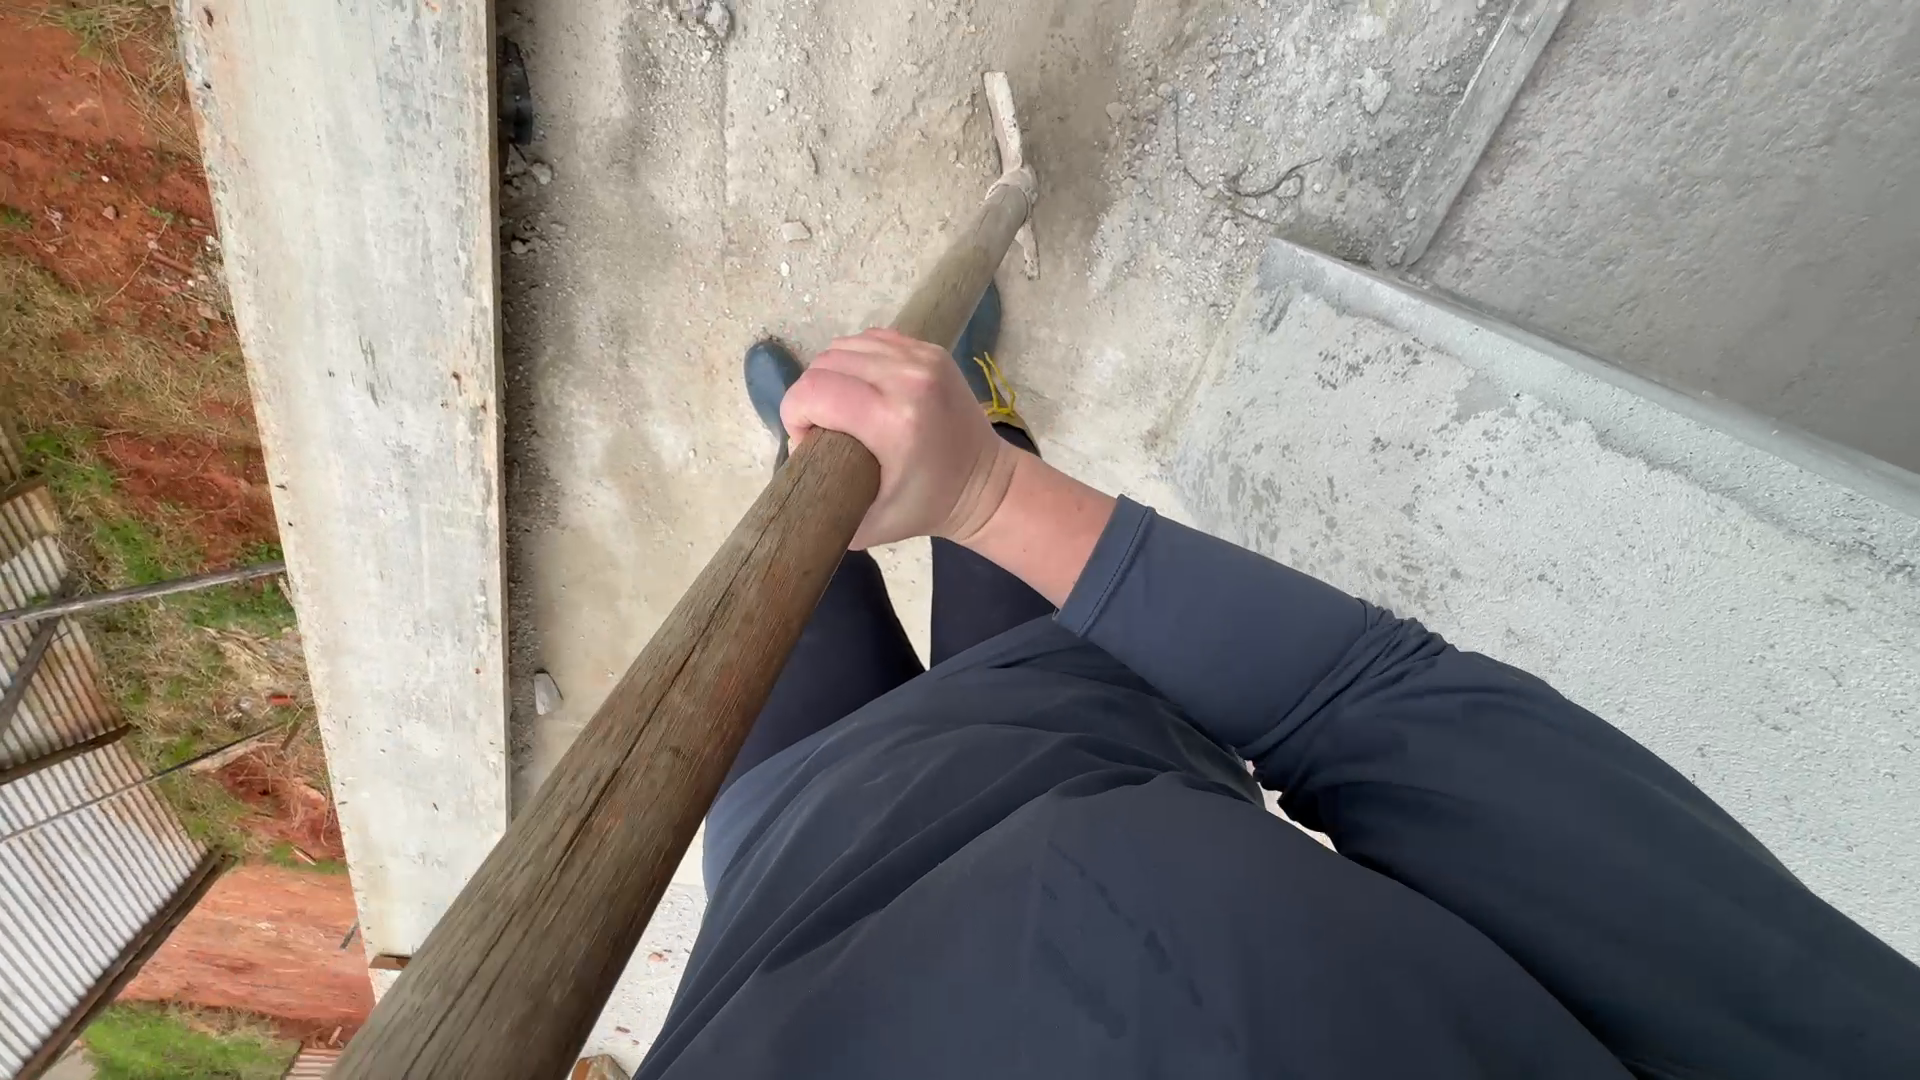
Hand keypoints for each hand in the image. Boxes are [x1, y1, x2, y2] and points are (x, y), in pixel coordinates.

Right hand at [780, 327, 1019, 549]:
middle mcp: (908, 379)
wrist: (987, 484)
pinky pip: (872, 340)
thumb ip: (822, 498)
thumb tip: (797, 460)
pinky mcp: (931, 350)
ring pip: (844, 346)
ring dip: (831, 376)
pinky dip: (856, 361)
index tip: (807, 441)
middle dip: (810, 397)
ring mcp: (922, 358)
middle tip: (823, 429)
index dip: (795, 415)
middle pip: (824, 365)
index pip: (814, 392)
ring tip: (841, 409)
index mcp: (893, 421)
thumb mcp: (869, 525)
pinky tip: (862, 389)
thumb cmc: (928, 507)